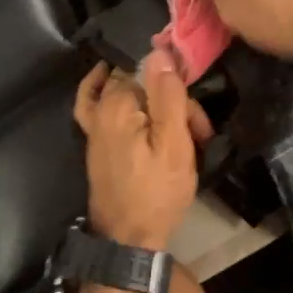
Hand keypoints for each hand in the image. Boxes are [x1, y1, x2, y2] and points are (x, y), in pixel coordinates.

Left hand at [73, 54, 214, 249]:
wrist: (128, 242)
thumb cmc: (156, 193)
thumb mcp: (173, 144)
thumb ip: (168, 95)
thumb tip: (161, 50)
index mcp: (117, 104)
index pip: (156, 78)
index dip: (182, 98)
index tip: (199, 128)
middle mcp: (100, 109)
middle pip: (144, 87)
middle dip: (173, 106)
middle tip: (197, 138)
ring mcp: (94, 127)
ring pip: (129, 97)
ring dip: (155, 107)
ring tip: (179, 131)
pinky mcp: (96, 143)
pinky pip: (96, 103)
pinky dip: (103, 89)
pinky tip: (110, 81)